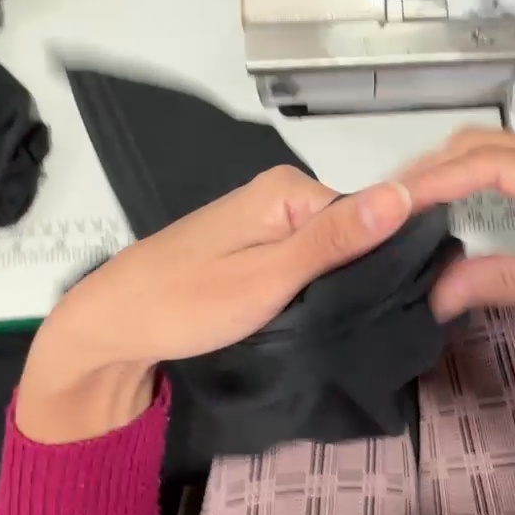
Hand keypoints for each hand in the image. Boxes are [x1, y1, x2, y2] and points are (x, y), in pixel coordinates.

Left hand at [16, 166, 413, 442]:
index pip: (370, 216)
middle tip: (358, 322)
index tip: (393, 306)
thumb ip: (336, 240)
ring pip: (328, 248)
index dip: (385, 260)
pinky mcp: (255, 241)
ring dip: (335, 282)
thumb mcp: (269, 278)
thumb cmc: (186, 302)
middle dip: (359, 273)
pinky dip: (312, 284)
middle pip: (351, 230)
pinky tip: (313, 311)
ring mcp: (266, 217)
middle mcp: (282, 193)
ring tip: (338, 322)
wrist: (110, 324)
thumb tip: (404, 195)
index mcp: (290, 190)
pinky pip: (303, 257)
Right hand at [399, 130, 514, 371]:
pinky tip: (445, 201)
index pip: (493, 163)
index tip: (394, 200)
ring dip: (449, 168)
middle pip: (488, 144)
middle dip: (435, 168)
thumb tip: (433, 292)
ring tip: (407, 201)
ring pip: (495, 149)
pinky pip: (509, 166)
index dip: (439, 178)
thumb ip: (498, 284)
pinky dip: (470, 177)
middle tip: (388, 202)